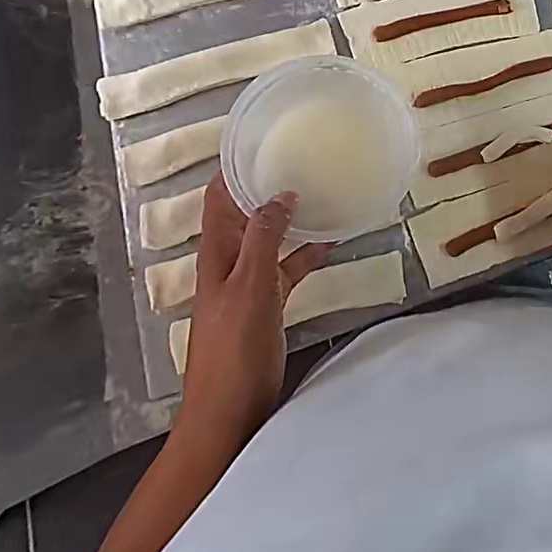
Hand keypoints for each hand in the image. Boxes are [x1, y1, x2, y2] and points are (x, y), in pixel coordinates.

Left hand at [172, 175, 332, 449]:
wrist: (230, 410)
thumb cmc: (234, 348)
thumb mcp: (251, 286)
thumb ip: (264, 239)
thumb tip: (280, 194)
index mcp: (218, 252)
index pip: (218, 197)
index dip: (233, 168)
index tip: (261, 141)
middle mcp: (231, 260)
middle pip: (246, 212)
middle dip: (268, 185)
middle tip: (301, 159)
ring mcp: (250, 281)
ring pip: (272, 236)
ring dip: (292, 216)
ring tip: (322, 191)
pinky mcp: (269, 301)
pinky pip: (290, 265)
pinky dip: (308, 251)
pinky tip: (333, 240)